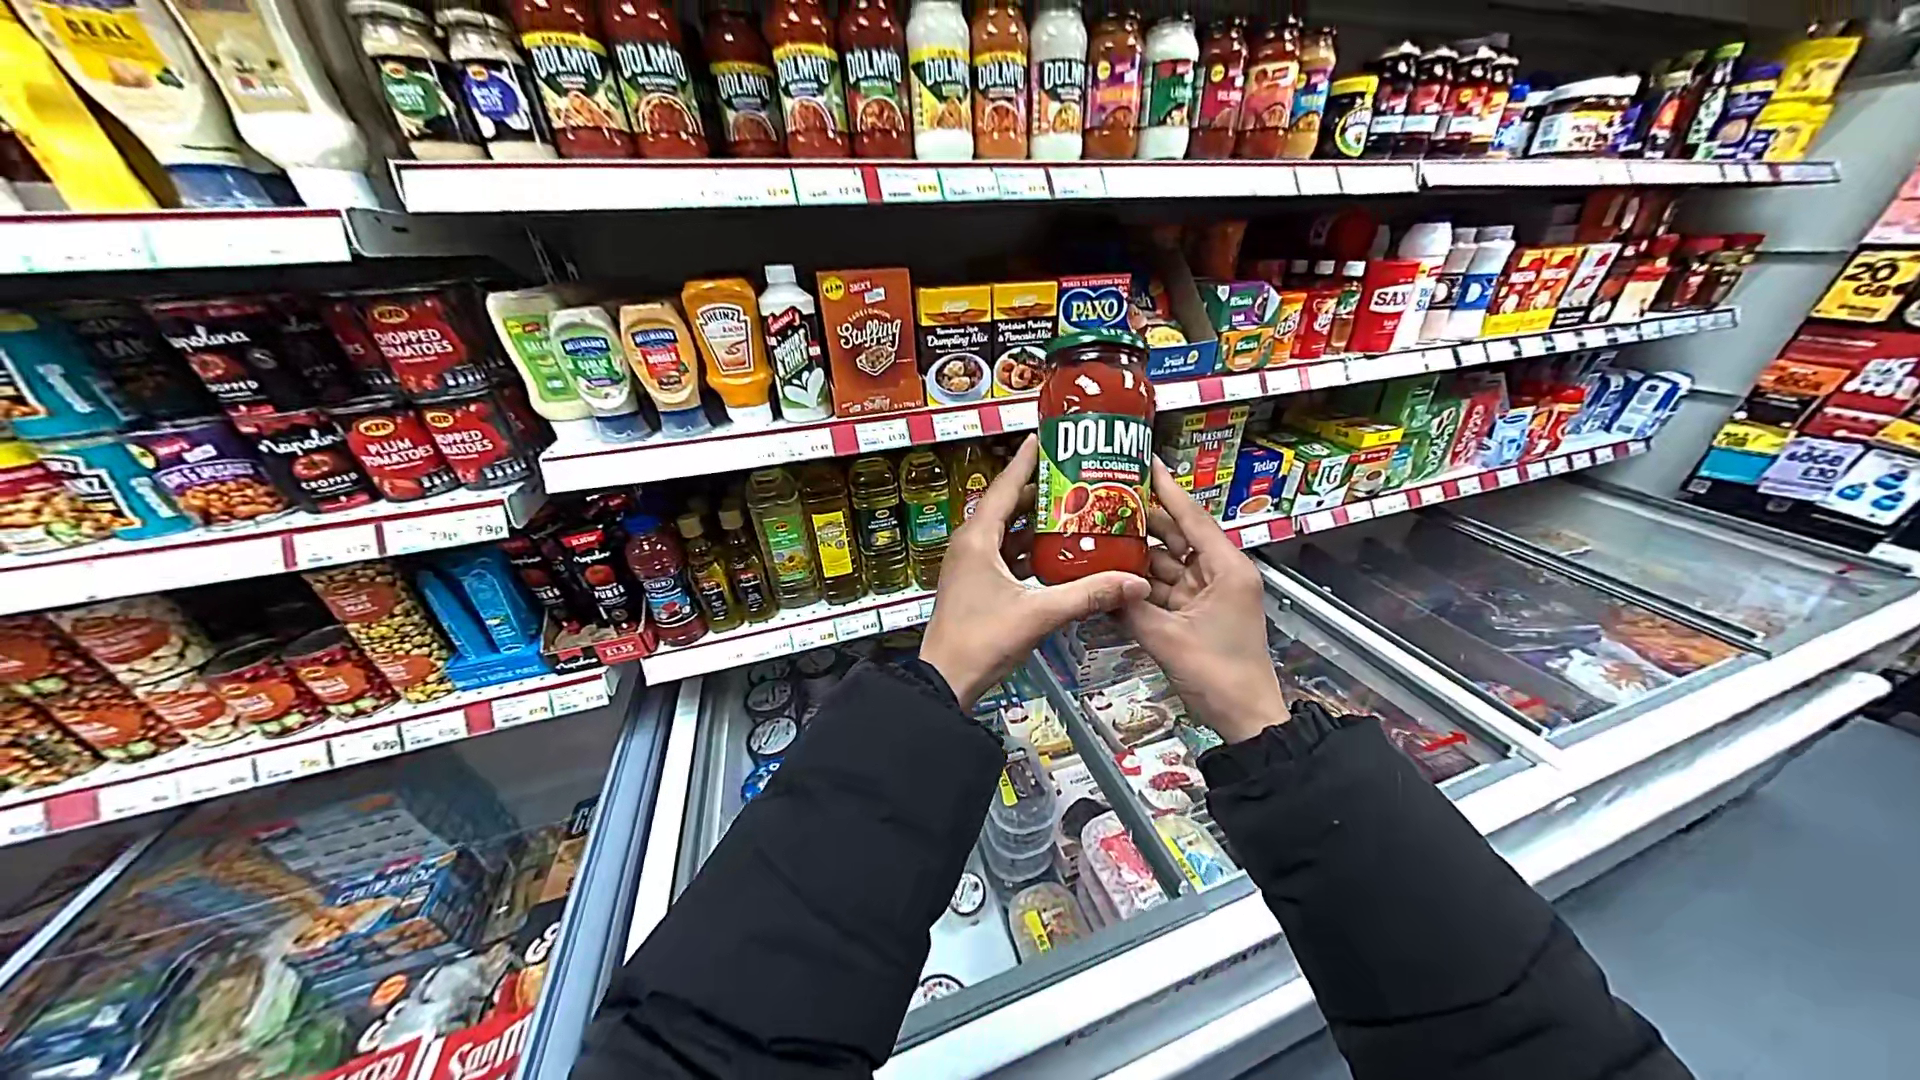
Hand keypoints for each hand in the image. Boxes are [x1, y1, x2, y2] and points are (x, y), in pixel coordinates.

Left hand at [921, 435, 1149, 708]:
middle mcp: (971, 544)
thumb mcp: (1039, 613)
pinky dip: (1028, 548)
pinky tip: (1055, 553)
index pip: (1005, 486)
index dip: (1026, 461)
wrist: (946, 679)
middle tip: (1075, 480)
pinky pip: (1005, 554)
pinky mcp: (976, 583)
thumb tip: (1132, 582)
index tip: (1045, 438)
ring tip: (1072, 513)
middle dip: (1040, 493)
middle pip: (1008, 505)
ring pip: (1006, 531)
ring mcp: (971, 564)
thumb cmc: (980, 640)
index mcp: (978, 538)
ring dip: (1035, 522)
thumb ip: (1087, 594)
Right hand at [1118, 459, 1288, 743]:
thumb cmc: (1218, 673)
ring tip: (1098, 531)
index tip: (1145, 460)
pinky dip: (1138, 583)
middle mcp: (1217, 573)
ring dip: (1136, 553)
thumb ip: (1128, 608)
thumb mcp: (1168, 638)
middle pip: (1175, 536)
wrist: (1245, 718)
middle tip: (1105, 498)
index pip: (1191, 517)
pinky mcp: (1194, 611)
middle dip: (1143, 519)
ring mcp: (1205, 593)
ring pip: (1165, 563)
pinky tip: (1109, 572)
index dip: (1166, 488)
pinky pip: (1162, 588)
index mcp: (1225, 568)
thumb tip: (1096, 585)